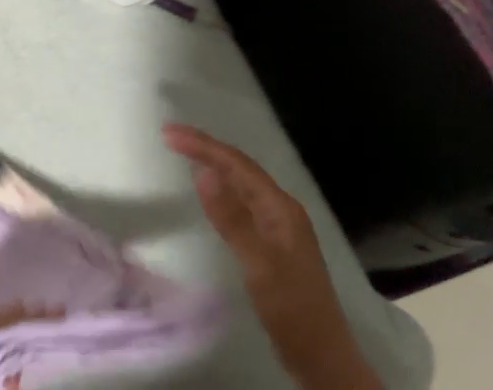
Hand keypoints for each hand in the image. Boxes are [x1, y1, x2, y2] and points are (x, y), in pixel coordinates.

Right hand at [164, 124, 380, 389]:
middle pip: (241, 170)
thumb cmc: (292, 309)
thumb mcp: (259, 265)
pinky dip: (223, 191)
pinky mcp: (272, 245)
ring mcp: (279, 228)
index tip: (169, 135)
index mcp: (281, 208)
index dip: (204, 146)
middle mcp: (282, 210)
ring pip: (242, 186)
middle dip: (207, 150)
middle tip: (171, 138)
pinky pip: (243, 204)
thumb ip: (233, 219)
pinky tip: (211, 195)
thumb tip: (204, 173)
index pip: (238, 165)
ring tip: (186, 153)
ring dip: (214, 167)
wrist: (322, 356)